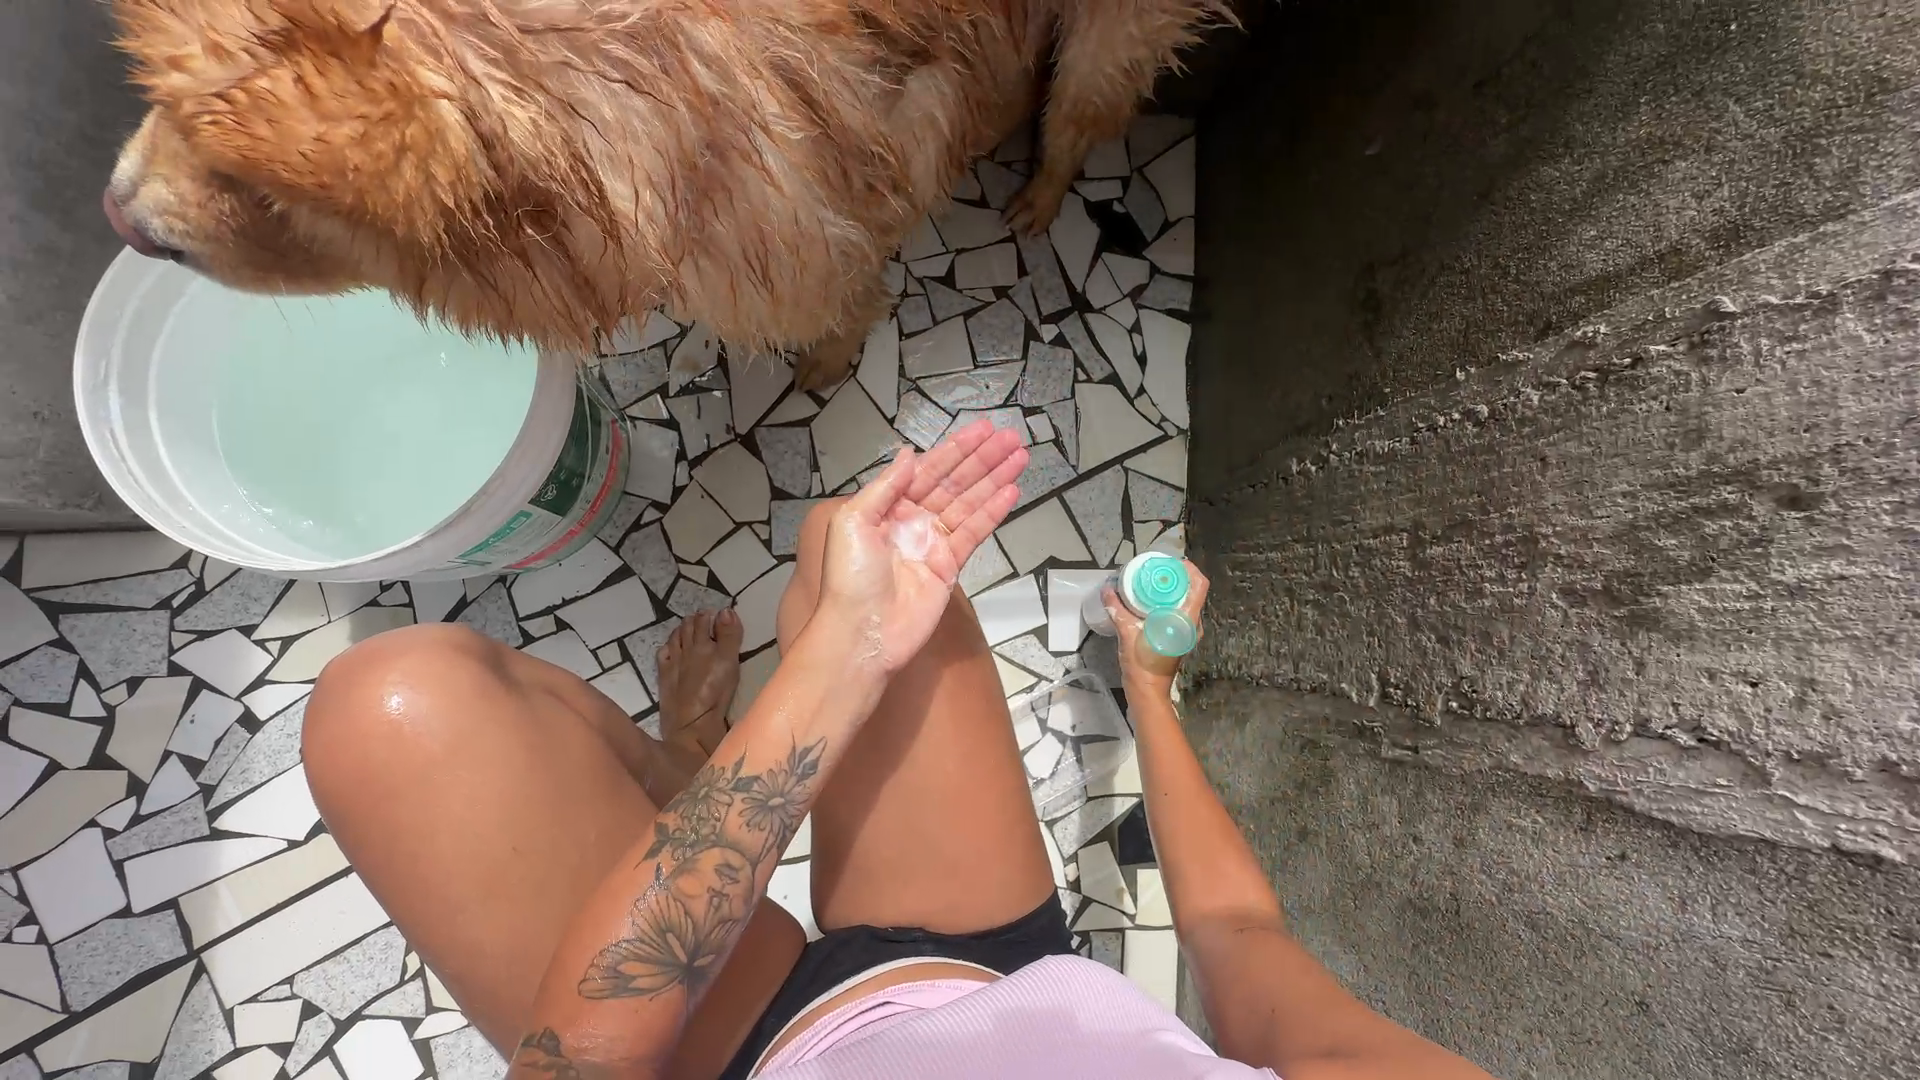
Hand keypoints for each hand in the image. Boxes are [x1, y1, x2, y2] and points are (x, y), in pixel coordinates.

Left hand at [813, 419, 1027, 672]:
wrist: (863, 632)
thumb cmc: (849, 577)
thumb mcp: (853, 521)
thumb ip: (885, 486)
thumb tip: (908, 454)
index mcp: (887, 506)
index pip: (927, 469)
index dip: (955, 449)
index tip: (982, 429)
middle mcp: (912, 519)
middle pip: (954, 482)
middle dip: (982, 459)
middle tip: (1011, 438)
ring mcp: (932, 542)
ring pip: (969, 503)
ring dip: (994, 480)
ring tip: (1020, 456)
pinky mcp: (949, 565)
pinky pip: (974, 533)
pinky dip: (993, 513)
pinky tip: (1011, 492)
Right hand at [1104, 559, 1209, 699]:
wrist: (1146, 692)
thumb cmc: (1143, 665)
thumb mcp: (1128, 633)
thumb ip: (1118, 610)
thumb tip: (1107, 590)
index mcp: (1186, 619)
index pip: (1199, 585)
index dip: (1189, 568)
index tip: (1170, 562)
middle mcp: (1191, 623)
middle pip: (1192, 590)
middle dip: (1175, 577)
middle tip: (1154, 569)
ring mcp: (1186, 631)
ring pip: (1184, 602)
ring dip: (1170, 590)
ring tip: (1149, 582)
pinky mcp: (1177, 637)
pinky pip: (1177, 612)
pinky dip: (1165, 603)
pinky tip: (1147, 601)